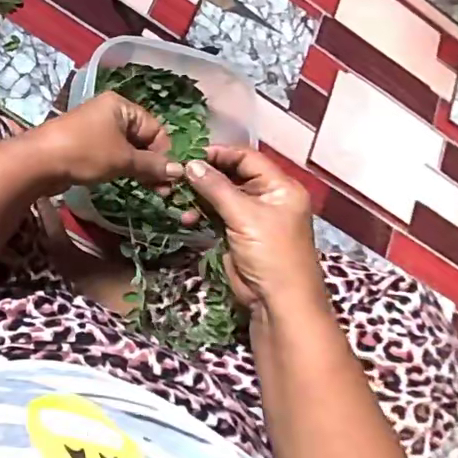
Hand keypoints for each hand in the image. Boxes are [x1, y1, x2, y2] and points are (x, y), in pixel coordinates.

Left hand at [24, 92, 184, 189]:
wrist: (39, 162)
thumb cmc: (85, 152)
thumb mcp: (123, 159)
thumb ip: (152, 165)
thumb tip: (180, 170)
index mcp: (120, 106)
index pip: (155, 128)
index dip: (164, 153)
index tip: (170, 178)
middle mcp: (108, 113)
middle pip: (141, 138)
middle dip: (153, 163)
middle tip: (163, 190)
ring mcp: (95, 129)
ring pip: (126, 149)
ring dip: (139, 169)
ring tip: (151, 191)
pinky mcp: (84, 145)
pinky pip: (111, 155)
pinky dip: (121, 168)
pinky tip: (128, 183)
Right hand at [182, 145, 323, 310]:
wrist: (278, 303)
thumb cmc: (271, 253)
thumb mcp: (244, 215)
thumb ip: (215, 187)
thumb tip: (190, 164)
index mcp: (280, 187)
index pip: (247, 158)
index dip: (219, 154)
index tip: (189, 155)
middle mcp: (267, 197)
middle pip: (231, 175)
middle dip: (204, 175)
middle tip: (177, 174)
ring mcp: (252, 215)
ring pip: (219, 194)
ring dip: (198, 196)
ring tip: (177, 197)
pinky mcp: (237, 232)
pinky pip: (215, 213)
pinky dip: (200, 213)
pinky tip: (186, 218)